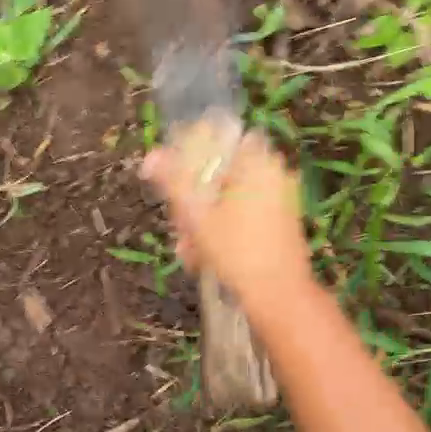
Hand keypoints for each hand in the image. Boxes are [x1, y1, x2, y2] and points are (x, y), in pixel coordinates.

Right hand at [141, 130, 313, 302]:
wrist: (278, 292)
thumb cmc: (236, 250)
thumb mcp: (196, 214)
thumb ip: (172, 181)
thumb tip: (150, 156)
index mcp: (257, 163)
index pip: (218, 139)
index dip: (190, 153)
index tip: (172, 175)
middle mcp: (273, 173)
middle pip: (219, 171)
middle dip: (192, 197)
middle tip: (179, 224)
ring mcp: (280, 196)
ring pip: (226, 195)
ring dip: (201, 218)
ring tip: (188, 247)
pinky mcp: (280, 218)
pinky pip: (240, 211)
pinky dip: (219, 226)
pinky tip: (203, 252)